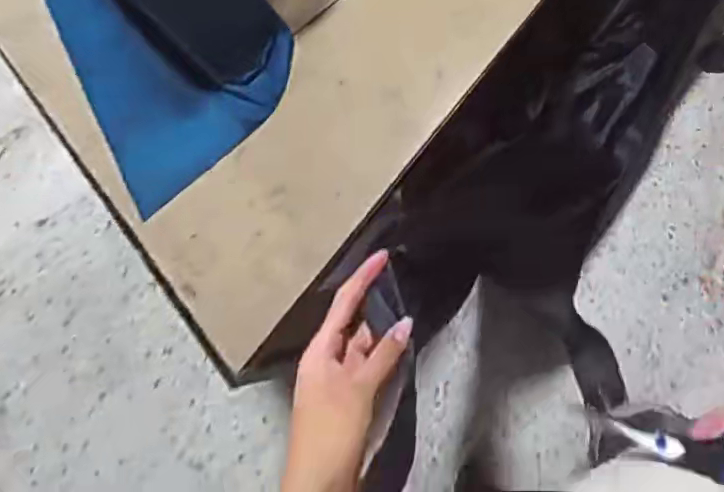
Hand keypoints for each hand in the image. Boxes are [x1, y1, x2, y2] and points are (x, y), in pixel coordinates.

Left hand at [280, 250, 411, 491]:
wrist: (318, 487)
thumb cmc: (330, 432)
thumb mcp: (358, 389)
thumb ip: (383, 354)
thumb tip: (404, 322)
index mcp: (320, 349)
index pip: (344, 302)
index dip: (363, 276)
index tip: (381, 255)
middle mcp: (327, 359)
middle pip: (353, 321)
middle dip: (374, 300)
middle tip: (397, 277)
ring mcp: (338, 380)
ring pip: (363, 344)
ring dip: (382, 330)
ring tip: (404, 305)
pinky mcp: (349, 400)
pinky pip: (368, 366)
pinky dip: (384, 355)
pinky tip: (399, 347)